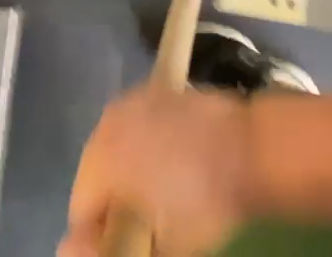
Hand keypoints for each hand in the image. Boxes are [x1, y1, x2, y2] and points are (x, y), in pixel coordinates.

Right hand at [59, 87, 259, 256]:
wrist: (260, 149)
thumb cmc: (207, 202)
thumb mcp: (162, 249)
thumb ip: (110, 256)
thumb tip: (70, 250)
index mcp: (103, 154)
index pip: (82, 209)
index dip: (99, 239)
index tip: (130, 249)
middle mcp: (114, 118)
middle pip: (97, 171)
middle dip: (113, 201)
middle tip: (144, 228)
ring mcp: (143, 98)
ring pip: (121, 146)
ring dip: (129, 173)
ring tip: (160, 199)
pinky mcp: (169, 92)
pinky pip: (145, 127)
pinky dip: (150, 148)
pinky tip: (176, 167)